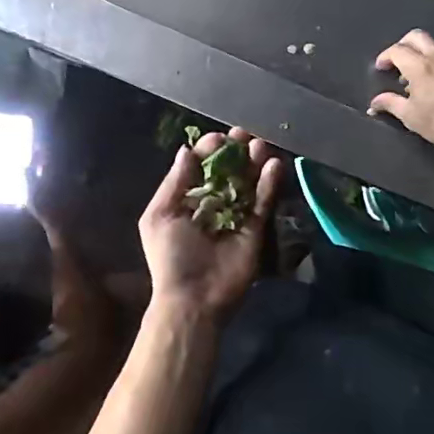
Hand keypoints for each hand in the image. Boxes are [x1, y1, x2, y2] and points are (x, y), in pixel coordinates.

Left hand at [139, 127, 282, 319]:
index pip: (202, 165)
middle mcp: (215, 202)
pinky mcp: (257, 227)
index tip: (219, 139)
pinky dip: (270, 182)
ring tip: (261, 146)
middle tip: (246, 135)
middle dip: (237, 151)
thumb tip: (186, 150)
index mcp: (188, 198)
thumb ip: (175, 182)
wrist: (194, 298)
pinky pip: (264, 200)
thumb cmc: (171, 257)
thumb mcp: (160, 216)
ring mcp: (238, 214)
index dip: (210, 149)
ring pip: (250, 181)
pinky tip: (274, 165)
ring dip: (256, 162)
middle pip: (229, 169)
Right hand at [369, 30, 433, 162]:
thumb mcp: (411, 117)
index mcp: (421, 66)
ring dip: (416, 54)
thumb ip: (390, 104)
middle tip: (394, 63)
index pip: (397, 50)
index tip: (380, 68)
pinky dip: (429, 61)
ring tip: (409, 78)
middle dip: (401, 46)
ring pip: (430, 45)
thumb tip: (375, 102)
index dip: (385, 57)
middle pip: (415, 37)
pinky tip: (427, 83)